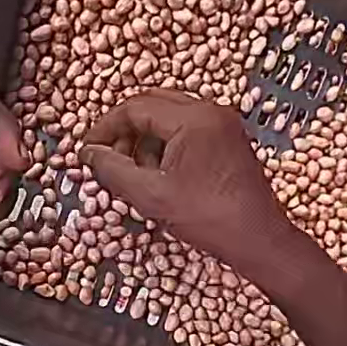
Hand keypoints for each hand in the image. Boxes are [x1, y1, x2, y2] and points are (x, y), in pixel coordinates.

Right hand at [77, 90, 302, 278]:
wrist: (258, 240)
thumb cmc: (209, 218)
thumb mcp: (151, 195)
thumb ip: (113, 170)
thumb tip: (89, 154)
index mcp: (194, 119)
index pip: (135, 107)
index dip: (105, 128)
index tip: (88, 150)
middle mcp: (211, 113)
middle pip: (152, 106)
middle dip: (124, 132)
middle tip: (107, 158)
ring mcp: (223, 126)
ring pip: (169, 119)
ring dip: (144, 141)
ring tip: (136, 175)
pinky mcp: (228, 142)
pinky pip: (186, 132)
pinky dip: (165, 147)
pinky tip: (159, 177)